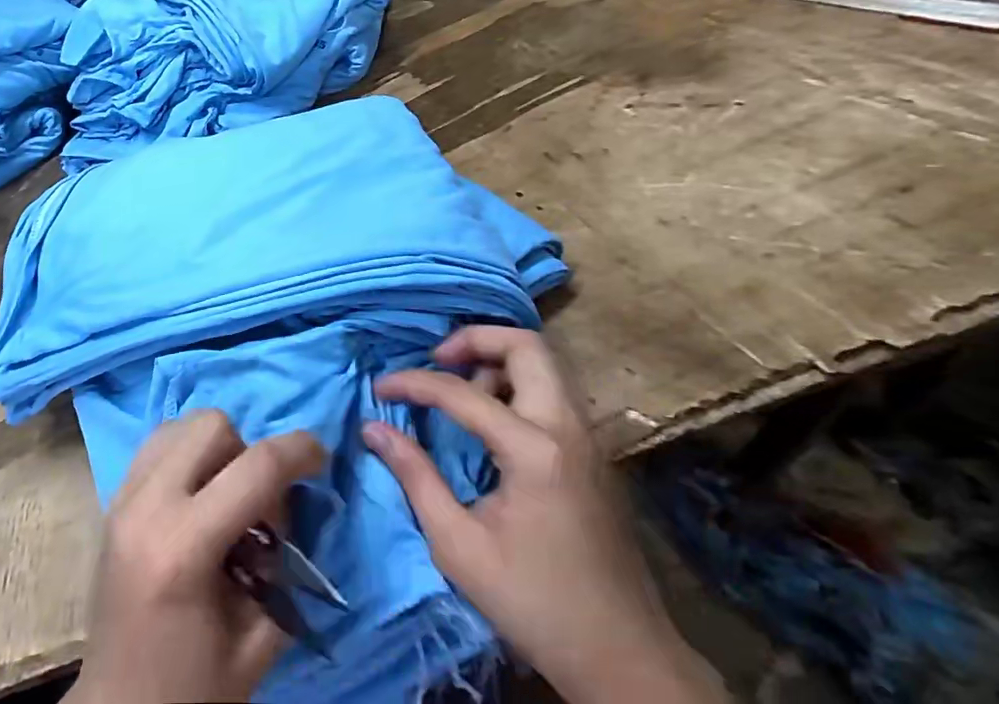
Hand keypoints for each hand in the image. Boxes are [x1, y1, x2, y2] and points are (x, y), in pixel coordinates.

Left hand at [67, 411, 325, 703]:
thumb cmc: (195, 687)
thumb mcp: (260, 637)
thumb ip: (284, 565)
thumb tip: (290, 507)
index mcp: (183, 547)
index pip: (254, 468)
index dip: (299, 451)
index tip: (321, 458)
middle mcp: (146, 505)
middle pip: (211, 425)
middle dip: (249, 451)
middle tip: (260, 504)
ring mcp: (122, 497)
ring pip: (179, 425)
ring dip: (215, 449)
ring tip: (225, 500)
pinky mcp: (111, 500)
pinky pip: (156, 446)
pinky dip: (185, 455)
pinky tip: (197, 499)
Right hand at [363, 327, 725, 703]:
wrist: (625, 659)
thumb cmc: (534, 602)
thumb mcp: (457, 544)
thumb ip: (414, 476)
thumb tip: (373, 427)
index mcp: (534, 451)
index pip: (461, 391)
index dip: (412, 383)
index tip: (379, 390)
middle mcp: (569, 431)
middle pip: (527, 347)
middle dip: (475, 340)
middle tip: (436, 360)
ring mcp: (589, 442)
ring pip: (545, 366)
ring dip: (498, 362)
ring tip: (458, 392)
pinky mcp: (594, 458)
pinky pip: (553, 395)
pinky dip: (516, 386)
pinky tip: (488, 421)